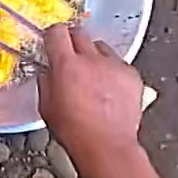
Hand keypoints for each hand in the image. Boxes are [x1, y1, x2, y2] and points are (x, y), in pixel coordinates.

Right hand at [38, 26, 144, 166]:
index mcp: (66, 65)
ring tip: (92, 75)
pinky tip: (108, 89)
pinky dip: (113, 71)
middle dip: (73, 42)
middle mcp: (91, 60)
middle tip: (70, 56)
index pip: (57, 32)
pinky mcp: (131, 75)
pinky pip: (119, 64)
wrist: (106, 145)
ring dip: (94, 56)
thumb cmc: (75, 130)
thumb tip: (48, 73)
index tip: (52, 40)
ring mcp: (114, 66)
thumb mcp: (46, 107)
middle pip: (81, 33)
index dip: (53, 35)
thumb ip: (46, 82)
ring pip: (102, 48)